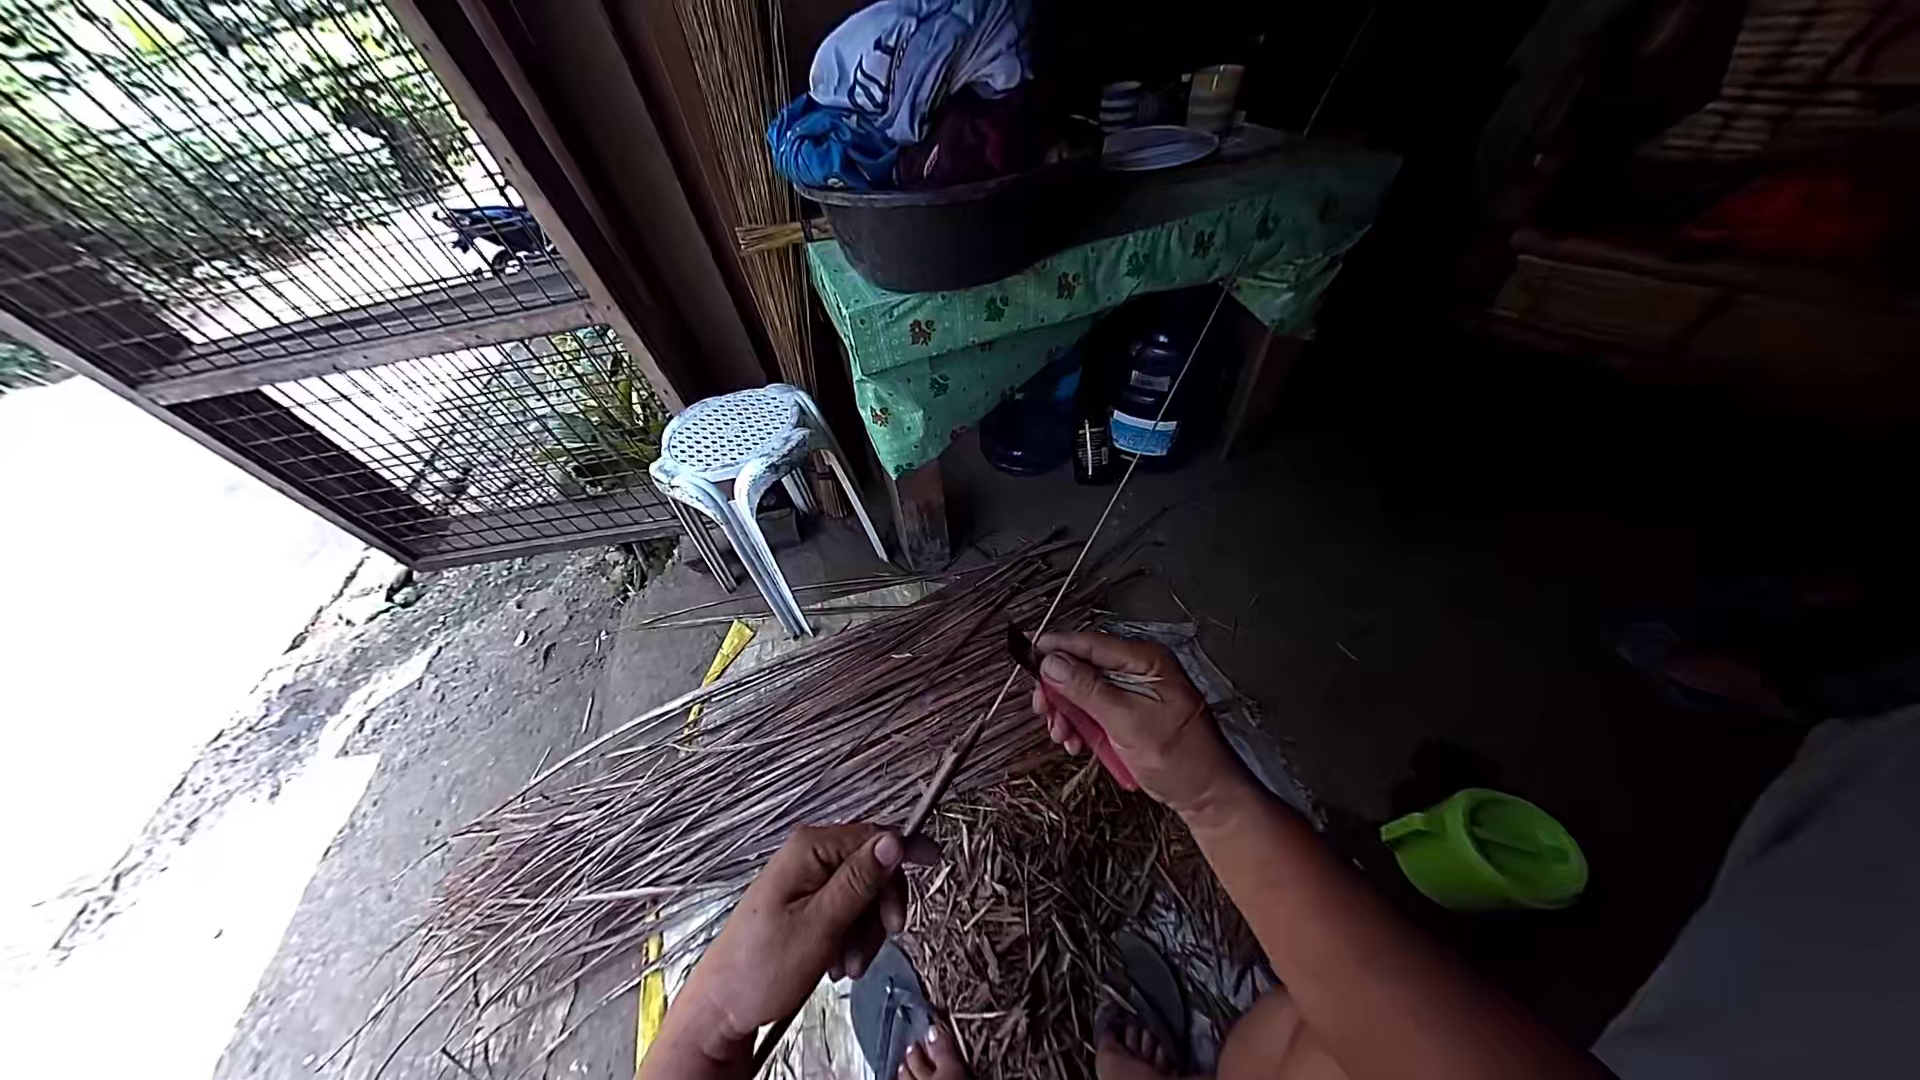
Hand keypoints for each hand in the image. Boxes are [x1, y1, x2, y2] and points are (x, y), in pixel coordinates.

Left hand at [670, 824, 935, 1064]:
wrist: (720, 1010)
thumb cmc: (759, 970)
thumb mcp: (820, 926)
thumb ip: (859, 881)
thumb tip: (892, 841)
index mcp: (810, 848)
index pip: (873, 835)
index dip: (907, 849)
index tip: (934, 859)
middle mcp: (809, 854)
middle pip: (871, 864)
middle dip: (881, 905)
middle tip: (884, 936)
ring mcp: (807, 876)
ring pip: (863, 890)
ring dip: (866, 928)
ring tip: (848, 961)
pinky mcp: (806, 898)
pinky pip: (847, 906)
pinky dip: (852, 933)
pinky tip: (839, 958)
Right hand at [1029, 632, 1249, 818]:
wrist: (1208, 798)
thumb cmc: (1183, 759)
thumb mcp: (1127, 721)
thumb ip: (1087, 689)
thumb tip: (1052, 663)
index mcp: (1146, 661)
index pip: (1092, 644)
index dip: (1058, 647)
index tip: (1030, 650)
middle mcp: (1139, 670)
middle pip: (1084, 667)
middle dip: (1059, 689)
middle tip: (1043, 708)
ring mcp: (1134, 693)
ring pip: (1084, 690)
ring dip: (1067, 712)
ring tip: (1062, 734)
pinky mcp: (1129, 713)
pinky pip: (1094, 710)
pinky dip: (1080, 724)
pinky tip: (1075, 740)